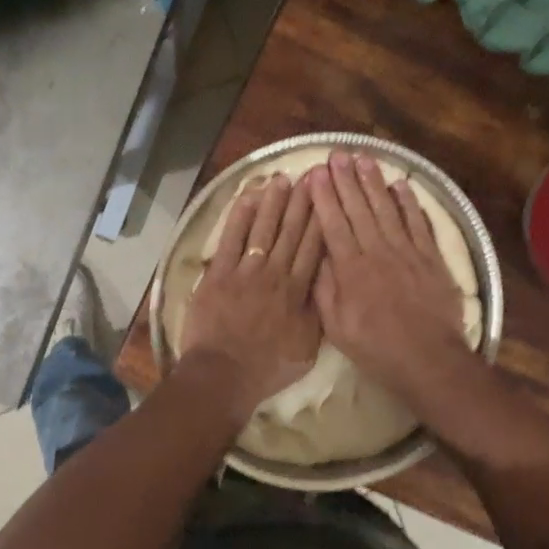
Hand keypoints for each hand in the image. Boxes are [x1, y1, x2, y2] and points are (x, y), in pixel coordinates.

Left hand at [181, 174, 324, 419]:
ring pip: (264, 229)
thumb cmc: (267, 368)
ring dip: (274, 202)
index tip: (330, 197)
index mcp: (298, 292)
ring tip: (283, 178)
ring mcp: (246, 271)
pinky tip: (248, 196)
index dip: (323, 220)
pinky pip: (231, 238)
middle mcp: (275, 274)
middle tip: (311, 175)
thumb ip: (316, 316)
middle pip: (292, 231)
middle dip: (302, 202)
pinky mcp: (219, 274)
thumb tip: (326, 289)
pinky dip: (240, 216)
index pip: (314, 248)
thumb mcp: (307, 349)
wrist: (225, 373)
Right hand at [307, 153, 468, 399]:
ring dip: (374, 182)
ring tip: (364, 159)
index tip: (316, 172)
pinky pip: (418, 224)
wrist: (427, 358)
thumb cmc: (375, 347)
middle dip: (346, 179)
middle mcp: (377, 252)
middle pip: (359, 209)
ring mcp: (407, 253)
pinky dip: (409, 203)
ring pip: (387, 209)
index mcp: (351, 269)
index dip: (324, 196)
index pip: (333, 224)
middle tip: (338, 154)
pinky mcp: (431, 259)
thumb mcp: (336, 326)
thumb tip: (317, 255)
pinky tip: (400, 186)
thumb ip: (324, 288)